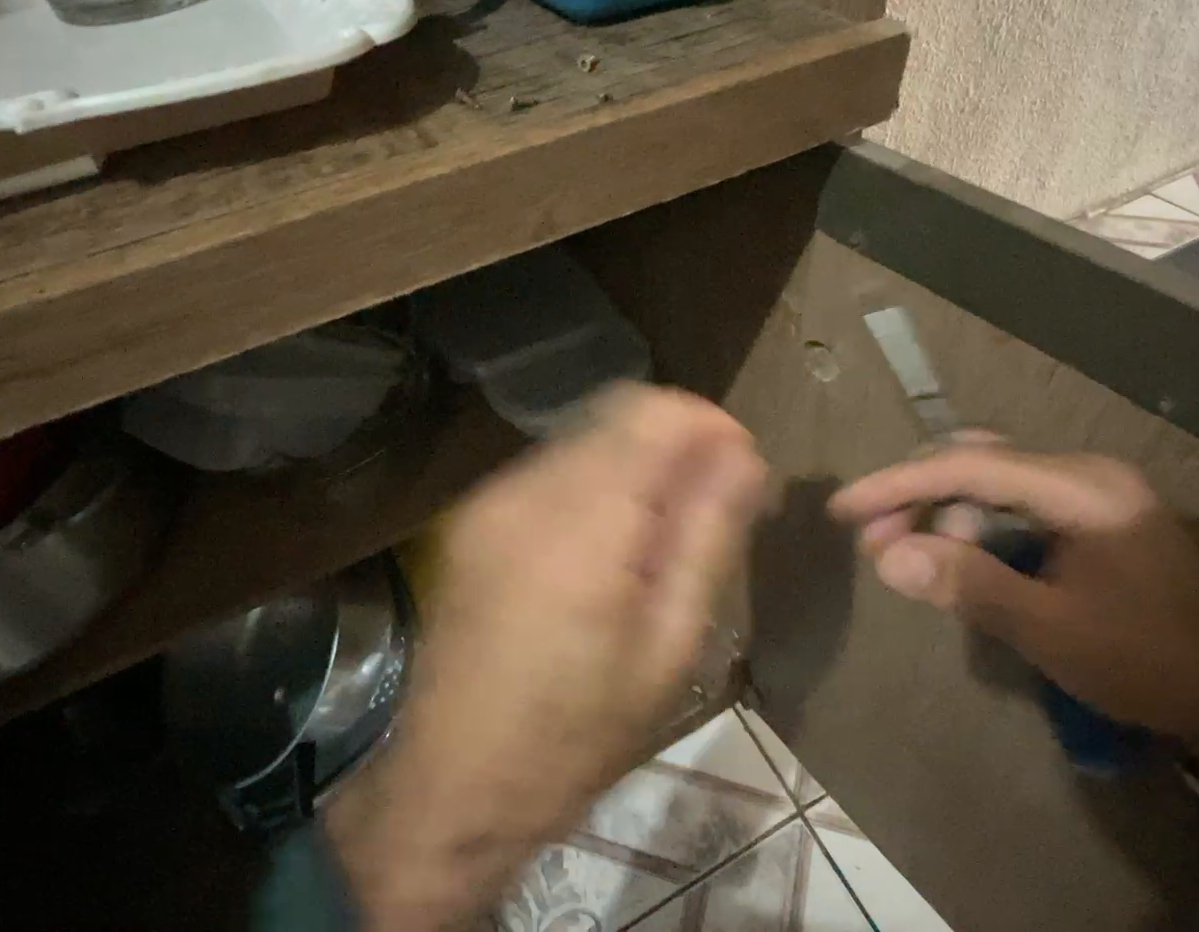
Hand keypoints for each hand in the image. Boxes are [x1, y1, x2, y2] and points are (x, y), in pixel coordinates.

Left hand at [324, 385, 767, 931]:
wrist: (455, 783)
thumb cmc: (578, 735)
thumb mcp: (668, 648)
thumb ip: (707, 537)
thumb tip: (744, 457)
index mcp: (582, 528)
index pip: (654, 415)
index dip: (709, 426)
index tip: (743, 472)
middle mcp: (527, 493)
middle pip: (618, 415)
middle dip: (678, 444)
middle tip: (713, 506)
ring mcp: (490, 501)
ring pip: (585, 436)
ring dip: (637, 462)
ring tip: (663, 533)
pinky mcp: (473, 518)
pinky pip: (552, 468)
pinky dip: (596, 483)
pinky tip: (611, 542)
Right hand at [828, 442, 1198, 796]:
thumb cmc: (1156, 665)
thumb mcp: (1053, 630)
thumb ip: (968, 585)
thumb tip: (887, 556)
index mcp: (1080, 488)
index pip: (965, 467)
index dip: (895, 486)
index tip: (842, 511)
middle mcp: (1085, 475)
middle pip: (977, 460)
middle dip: (915, 494)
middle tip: (870, 539)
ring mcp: (1095, 495)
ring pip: (995, 481)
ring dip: (943, 511)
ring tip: (908, 555)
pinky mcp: (1098, 522)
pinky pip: (1018, 507)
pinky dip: (976, 526)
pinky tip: (959, 557)